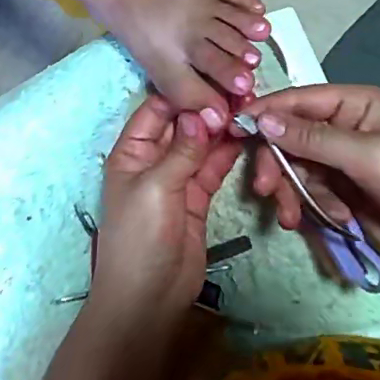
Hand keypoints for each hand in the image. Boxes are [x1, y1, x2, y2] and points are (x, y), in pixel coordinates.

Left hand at [90, 95, 240, 326]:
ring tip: (248, 109)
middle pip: (181, 125)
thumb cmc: (140, 237)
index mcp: (130, 152)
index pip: (156, 111)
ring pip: (200, 145)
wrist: (148, 299)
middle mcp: (152, 160)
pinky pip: (212, 167)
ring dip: (221, 129)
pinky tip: (246, 136)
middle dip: (206, 109)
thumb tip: (202, 111)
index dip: (183, 94)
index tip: (214, 80)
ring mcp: (176, 179)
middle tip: (241, 92)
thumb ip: (182, 150)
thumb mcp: (156, 188)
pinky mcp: (197, 197)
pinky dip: (227, 153)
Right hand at [241, 84, 379, 272]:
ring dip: (292, 192)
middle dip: (276, 164)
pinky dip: (312, 208)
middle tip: (263, 191)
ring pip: (295, 168)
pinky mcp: (343, 191)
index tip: (232, 131)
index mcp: (356, 104)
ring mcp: (343, 160)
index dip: (265, 113)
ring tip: (294, 220)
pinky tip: (331, 222)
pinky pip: (310, 192)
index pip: (298, 100)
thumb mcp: (368, 156)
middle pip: (289, 136)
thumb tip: (261, 117)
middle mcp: (345, 126)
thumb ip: (312, 137)